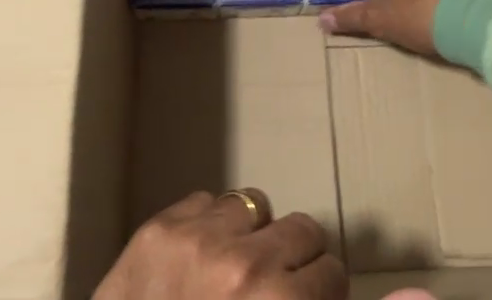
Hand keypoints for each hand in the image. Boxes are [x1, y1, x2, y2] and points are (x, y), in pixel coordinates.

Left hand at [93, 189, 346, 299]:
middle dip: (294, 254)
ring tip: (235, 259)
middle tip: (277, 277)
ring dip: (251, 232)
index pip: (331, 272)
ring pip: (255, 204)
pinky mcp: (160, 228)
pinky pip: (206, 200)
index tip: (308, 299)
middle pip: (303, 227)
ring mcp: (200, 239)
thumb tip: (327, 293)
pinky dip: (208, 224)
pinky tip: (198, 255)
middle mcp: (246, 265)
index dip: (320, 289)